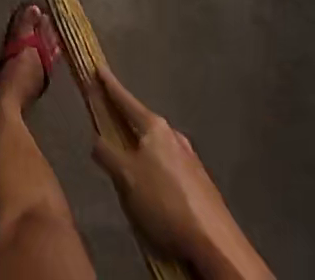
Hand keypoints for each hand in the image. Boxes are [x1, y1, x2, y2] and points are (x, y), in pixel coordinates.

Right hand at [90, 68, 272, 279]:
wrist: (217, 247)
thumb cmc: (164, 201)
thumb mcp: (124, 175)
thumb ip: (105, 152)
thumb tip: (98, 140)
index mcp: (155, 128)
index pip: (125, 99)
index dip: (109, 85)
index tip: (98, 68)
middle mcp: (174, 137)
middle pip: (141, 123)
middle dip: (122, 120)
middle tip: (104, 118)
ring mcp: (190, 161)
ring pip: (154, 147)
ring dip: (137, 148)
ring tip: (122, 160)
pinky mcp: (199, 185)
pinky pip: (166, 166)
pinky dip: (151, 168)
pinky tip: (147, 187)